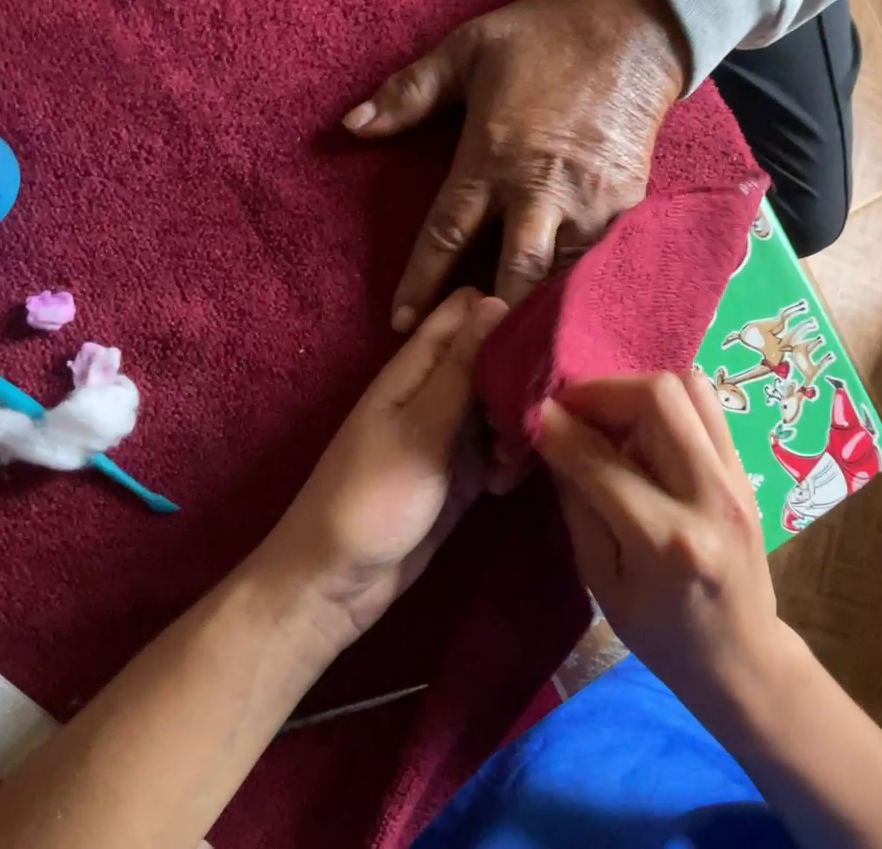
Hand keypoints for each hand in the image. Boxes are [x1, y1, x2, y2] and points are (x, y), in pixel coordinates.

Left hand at [254, 288, 509, 646]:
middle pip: (496, 357)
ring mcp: (450, 432)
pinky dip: (508, 461)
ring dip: (518, 427)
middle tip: (534, 418)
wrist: (335, 583)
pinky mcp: (462, 471)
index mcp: (417, 368)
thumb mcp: (420, 430)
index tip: (545, 341)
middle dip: (522, 380)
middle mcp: (437, 391)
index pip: (469, 309)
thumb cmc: (369, 499)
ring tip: (509, 463)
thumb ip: (461, 370)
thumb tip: (496, 299)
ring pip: (503, 404)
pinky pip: (499, 447)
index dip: (508, 312)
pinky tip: (500, 487)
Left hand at [345, 0, 687, 330]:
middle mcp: (542, 189)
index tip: (400, 323)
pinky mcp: (629, 203)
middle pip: (516, 272)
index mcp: (493, 156)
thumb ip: (408, 92)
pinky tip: (572, 313)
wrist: (633, 28)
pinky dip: (583, 287)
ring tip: (521, 345)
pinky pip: (604, 259)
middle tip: (474, 354)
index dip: (421, 282)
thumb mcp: (466, 49)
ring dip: (542, 309)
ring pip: (565, 275)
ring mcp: (592, 201)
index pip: (446, 233)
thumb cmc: (541, 38)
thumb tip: (351, 126)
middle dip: (496, 318)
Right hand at [535, 370, 782, 700]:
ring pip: (690, 387)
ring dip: (635, 389)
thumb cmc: (661, 636)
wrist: (742, 657)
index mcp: (667, 543)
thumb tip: (551, 436)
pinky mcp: (746, 470)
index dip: (556, 428)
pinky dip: (664, 402)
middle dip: (601, 389)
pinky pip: (705, 406)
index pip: (600, 460)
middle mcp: (710, 498)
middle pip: (659, 397)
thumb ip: (577, 502)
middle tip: (570, 407)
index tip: (530, 412)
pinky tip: (638, 426)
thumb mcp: (601, 582)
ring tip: (605, 414)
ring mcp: (738, 478)